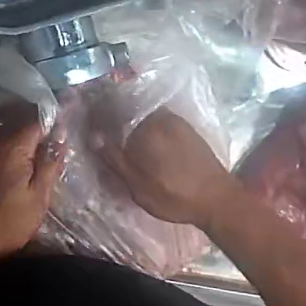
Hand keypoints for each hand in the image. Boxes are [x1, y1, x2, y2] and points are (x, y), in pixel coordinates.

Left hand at [0, 101, 67, 259]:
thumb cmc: (8, 223)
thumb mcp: (39, 196)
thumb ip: (51, 162)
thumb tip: (62, 136)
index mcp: (14, 145)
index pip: (39, 115)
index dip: (58, 108)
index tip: (75, 100)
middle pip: (19, 110)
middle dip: (40, 106)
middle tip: (64, 106)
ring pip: (5, 117)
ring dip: (24, 112)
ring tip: (46, 118)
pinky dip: (11, 125)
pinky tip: (26, 135)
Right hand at [95, 109, 237, 228]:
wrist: (217, 197)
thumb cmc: (175, 197)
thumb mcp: (139, 187)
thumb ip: (115, 160)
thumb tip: (94, 136)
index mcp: (145, 130)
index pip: (113, 112)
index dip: (98, 114)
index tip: (89, 122)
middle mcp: (160, 118)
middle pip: (129, 108)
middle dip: (113, 113)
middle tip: (102, 128)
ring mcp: (175, 120)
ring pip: (144, 111)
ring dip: (130, 117)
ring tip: (120, 132)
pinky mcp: (186, 126)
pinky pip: (158, 116)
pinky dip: (147, 121)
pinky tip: (143, 136)